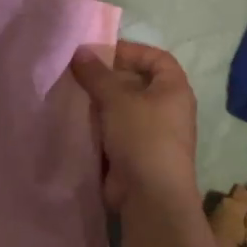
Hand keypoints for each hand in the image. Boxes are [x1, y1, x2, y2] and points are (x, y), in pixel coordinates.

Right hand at [70, 41, 199, 211]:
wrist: (150, 196)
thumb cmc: (142, 137)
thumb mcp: (116, 98)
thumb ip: (96, 73)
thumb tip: (79, 51)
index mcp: (174, 89)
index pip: (157, 57)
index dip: (131, 50)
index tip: (101, 52)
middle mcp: (167, 108)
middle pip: (137, 81)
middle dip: (108, 75)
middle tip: (79, 72)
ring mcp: (152, 132)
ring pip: (123, 106)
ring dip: (100, 100)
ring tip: (73, 92)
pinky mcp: (136, 151)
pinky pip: (115, 128)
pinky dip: (98, 122)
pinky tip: (76, 117)